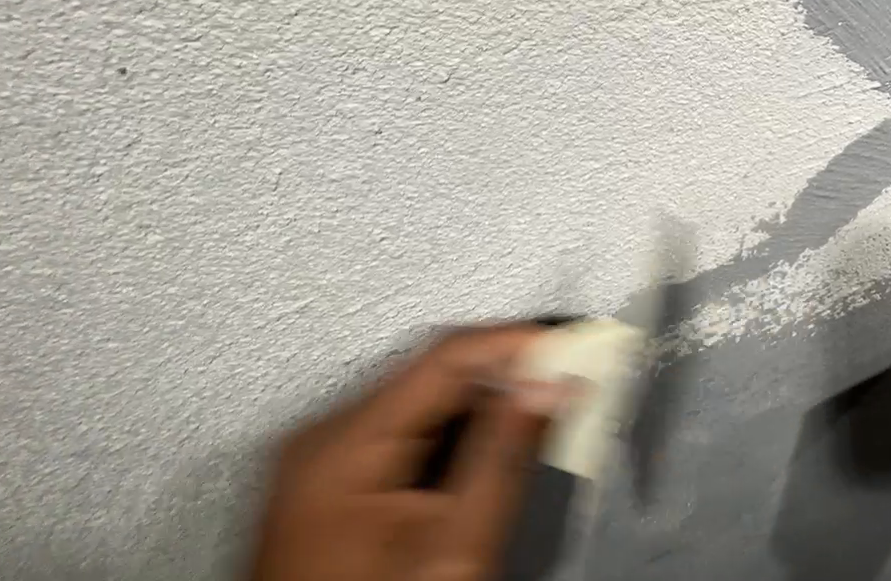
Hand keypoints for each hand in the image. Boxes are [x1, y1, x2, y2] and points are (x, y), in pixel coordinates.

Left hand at [249, 324, 563, 580]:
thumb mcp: (457, 547)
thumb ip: (505, 456)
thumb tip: (549, 384)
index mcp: (342, 448)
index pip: (449, 354)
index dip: (520, 343)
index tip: (571, 349)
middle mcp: (320, 439)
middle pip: (437, 368)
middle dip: (508, 371)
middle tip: (565, 381)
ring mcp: (319, 454)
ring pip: (426, 388)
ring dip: (487, 393)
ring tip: (538, 407)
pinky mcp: (330, 469)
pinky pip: (407, 415)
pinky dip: (457, 415)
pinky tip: (491, 435)